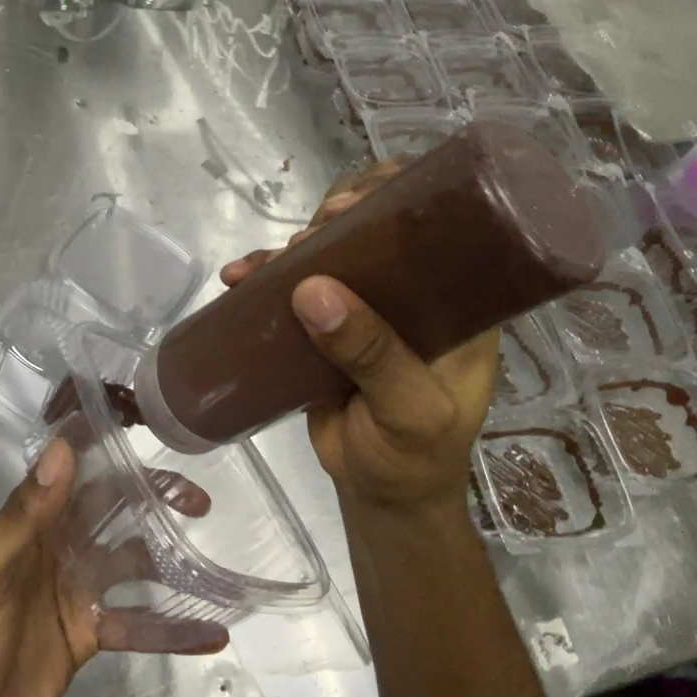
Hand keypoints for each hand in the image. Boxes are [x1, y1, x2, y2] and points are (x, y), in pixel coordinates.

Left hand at [0, 440, 228, 696]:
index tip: (142, 417)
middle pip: (111, 511)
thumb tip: (63, 448)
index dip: (99, 440)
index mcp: (26, 524)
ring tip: (214, 560)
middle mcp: (55, 548)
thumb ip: (22, 514)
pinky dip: (172, 629)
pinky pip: (136, 625)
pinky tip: (211, 633)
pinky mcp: (88, 636)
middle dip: (152, 498)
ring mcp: (74, 593)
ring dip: (170, 559)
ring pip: (132, 563)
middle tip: (198, 499)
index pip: (66, 469)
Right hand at [219, 159, 494, 508]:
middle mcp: (415, 295)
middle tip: (302, 239)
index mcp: (459, 303)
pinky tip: (237, 279)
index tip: (350, 204)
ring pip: (330, 256)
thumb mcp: (410, 411)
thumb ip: (374, 356)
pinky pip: (296, 291)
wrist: (378, 498)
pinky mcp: (328, 328)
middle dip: (332, 220)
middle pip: (376, 230)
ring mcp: (368, 310)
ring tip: (261, 265)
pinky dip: (265, 280)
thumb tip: (314, 289)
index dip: (398, 199)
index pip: (442, 225)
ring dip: (291, 249)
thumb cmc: (415, 457)